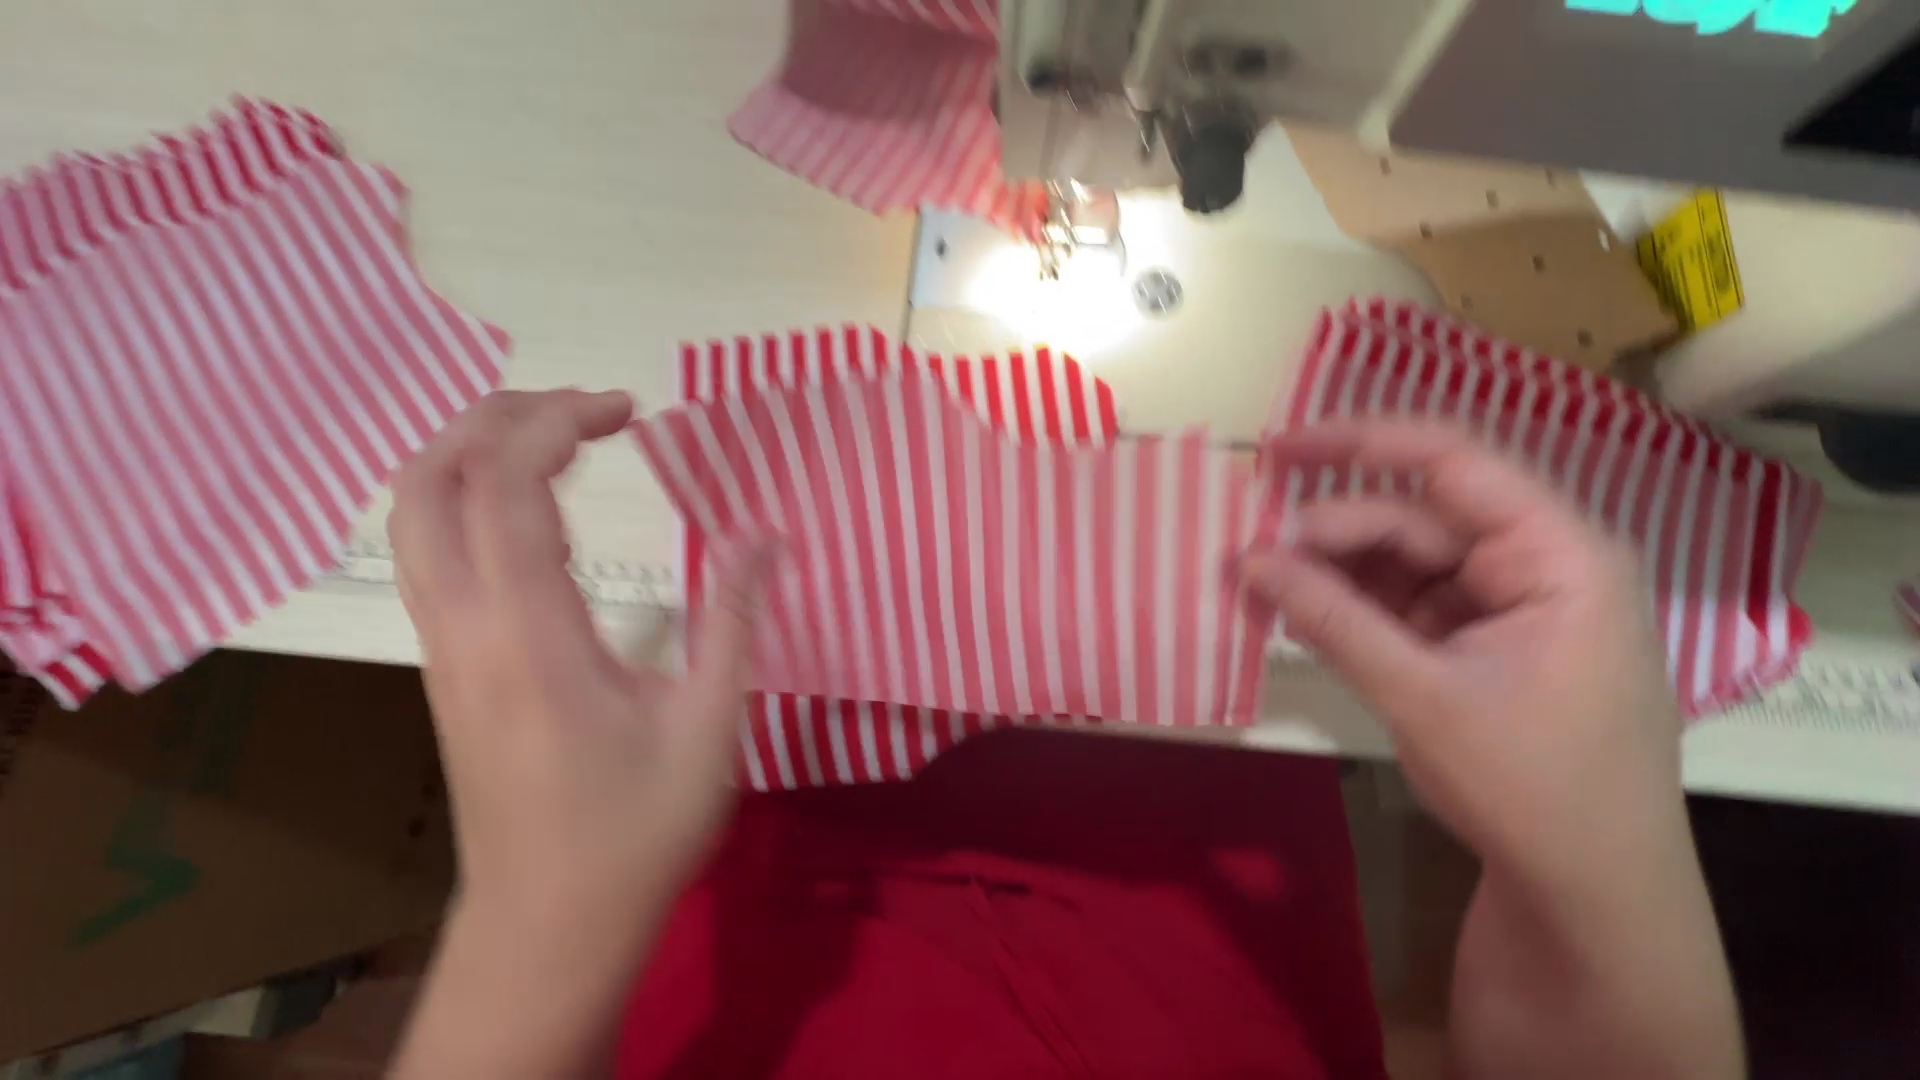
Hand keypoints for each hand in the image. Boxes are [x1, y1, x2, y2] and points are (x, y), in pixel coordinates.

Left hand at [388, 389, 768, 921]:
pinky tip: (535, 507)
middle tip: (587, 408)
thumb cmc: (635, 830)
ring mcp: (441, 646)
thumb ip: (732, 621)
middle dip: (501, 415)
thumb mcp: (708, 729)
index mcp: (529, 635)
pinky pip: (430, 549)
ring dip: (474, 449)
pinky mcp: (445, 665)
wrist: (547, 923)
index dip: (558, 422)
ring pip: (412, 511)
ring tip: (558, 436)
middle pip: (430, 478)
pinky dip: (469, 495)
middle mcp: (463, 627)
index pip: (505, 485)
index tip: (630, 410)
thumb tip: (766, 534)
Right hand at [1241, 421, 1684, 872]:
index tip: (1278, 448)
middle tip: (1251, 556)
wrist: (1587, 891)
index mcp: (1557, 554)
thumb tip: (1247, 559)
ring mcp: (1504, 604)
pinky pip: (1403, 605)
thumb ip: (1333, 618)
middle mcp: (1534, 564)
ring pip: (1402, 563)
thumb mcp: (1421, 694)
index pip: (1454, 463)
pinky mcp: (1477, 641)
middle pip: (1415, 519)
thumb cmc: (1530, 786)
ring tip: (1261, 587)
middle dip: (1331, 534)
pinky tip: (1298, 615)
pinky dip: (1351, 609)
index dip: (1360, 443)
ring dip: (1332, 574)